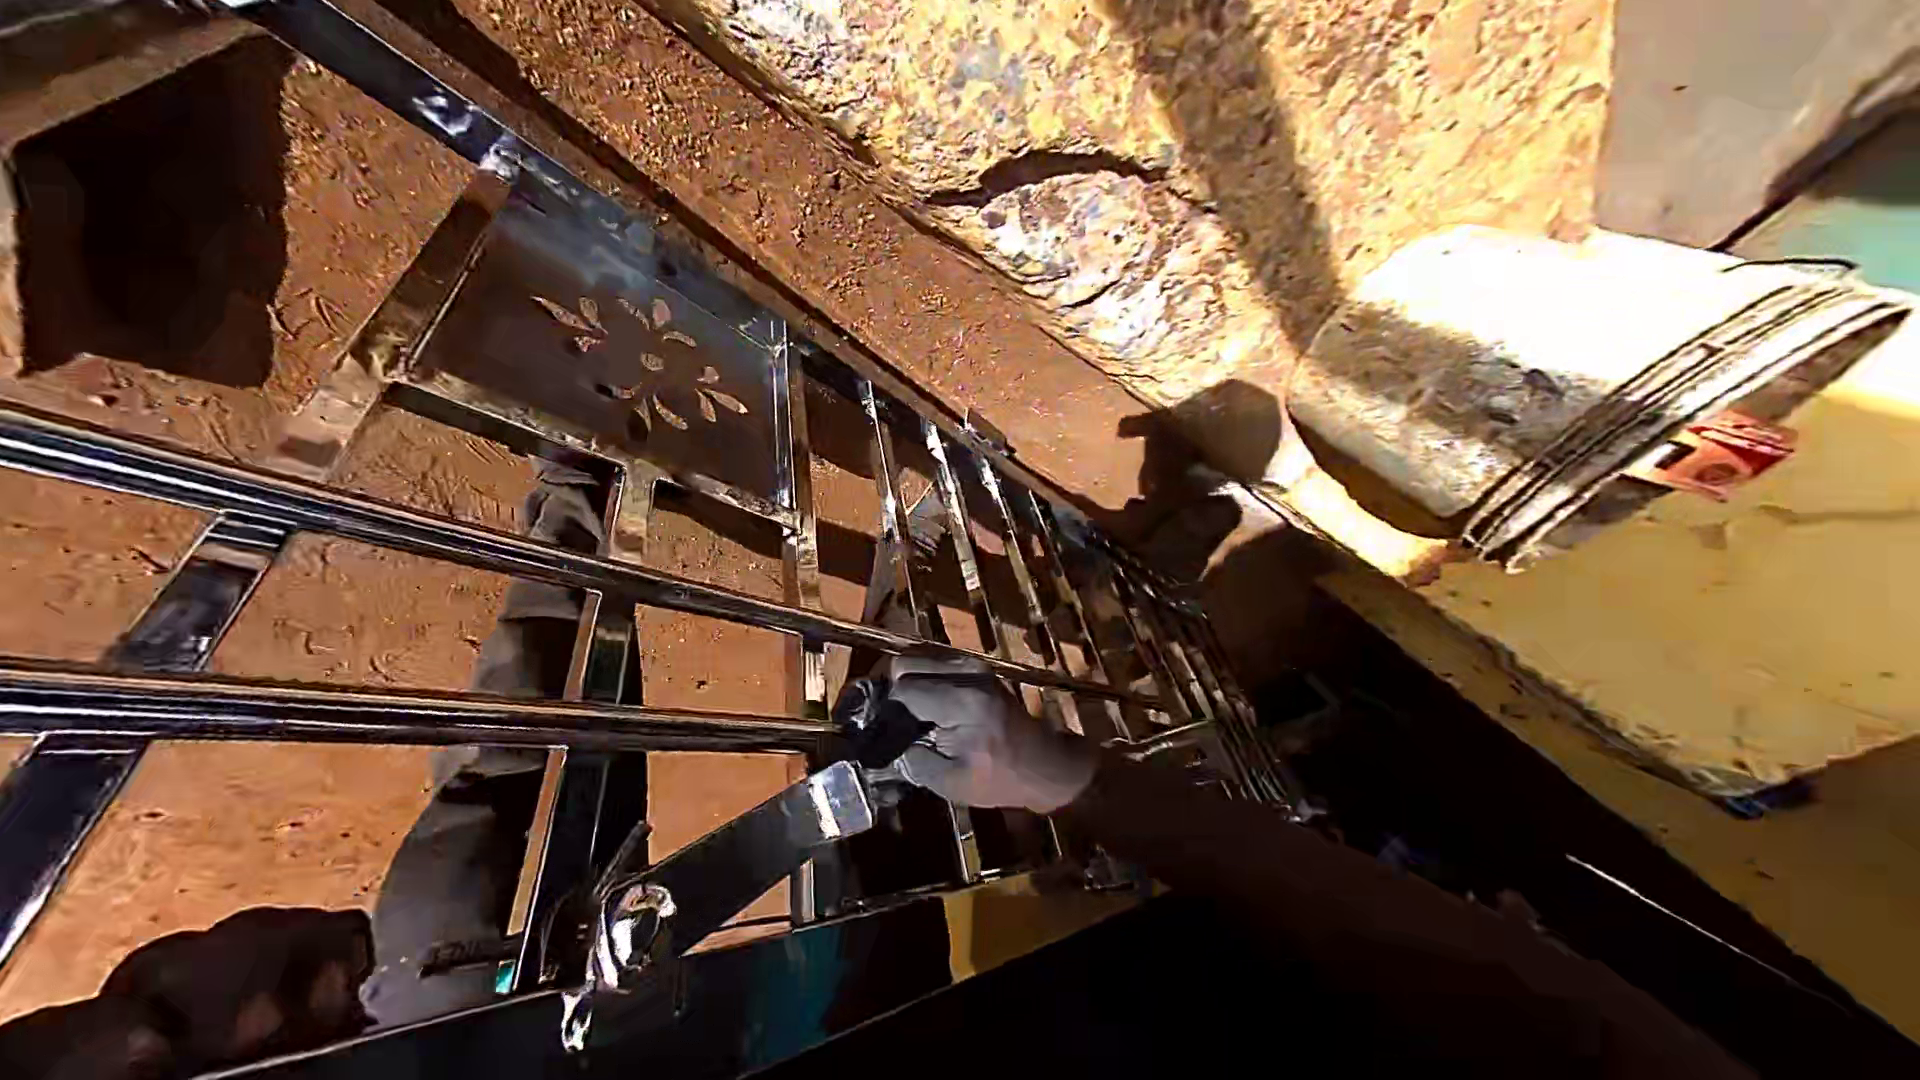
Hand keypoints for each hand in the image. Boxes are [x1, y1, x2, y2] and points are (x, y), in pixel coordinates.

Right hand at [882, 656, 1096, 812]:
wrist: (1044, 763)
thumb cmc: (1000, 778)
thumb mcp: (951, 783)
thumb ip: (912, 760)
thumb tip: (882, 741)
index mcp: (962, 702)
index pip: (902, 688)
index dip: (885, 709)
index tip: (880, 729)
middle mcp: (967, 672)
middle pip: (904, 662)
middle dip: (890, 688)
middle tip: (889, 718)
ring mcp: (973, 663)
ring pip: (916, 654)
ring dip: (905, 678)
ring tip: (904, 710)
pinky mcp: (976, 664)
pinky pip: (933, 658)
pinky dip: (920, 674)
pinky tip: (922, 701)